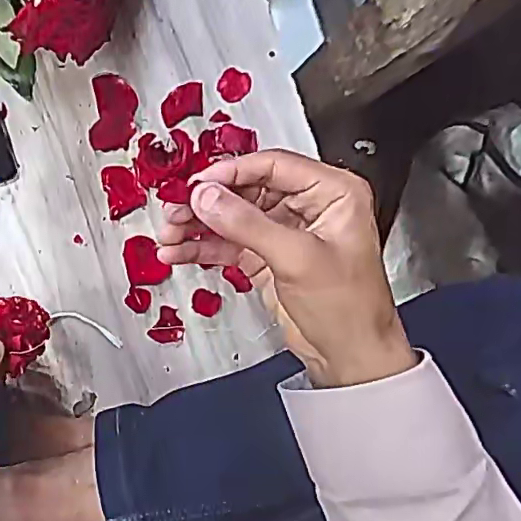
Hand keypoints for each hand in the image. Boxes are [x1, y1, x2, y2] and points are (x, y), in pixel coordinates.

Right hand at [157, 149, 417, 387]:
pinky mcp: (267, 256)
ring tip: (170, 233)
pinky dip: (203, 247)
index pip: (273, 165)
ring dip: (199, 224)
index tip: (197, 184)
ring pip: (232, 215)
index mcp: (333, 192)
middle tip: (177, 209)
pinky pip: (228, 242)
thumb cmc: (350, 309)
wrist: (350, 355)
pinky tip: (180, 252)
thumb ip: (248, 224)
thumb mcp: (297, 258)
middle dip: (207, 201)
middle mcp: (308, 206)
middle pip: (246, 189)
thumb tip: (209, 197)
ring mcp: (285, 231)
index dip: (231, 172)